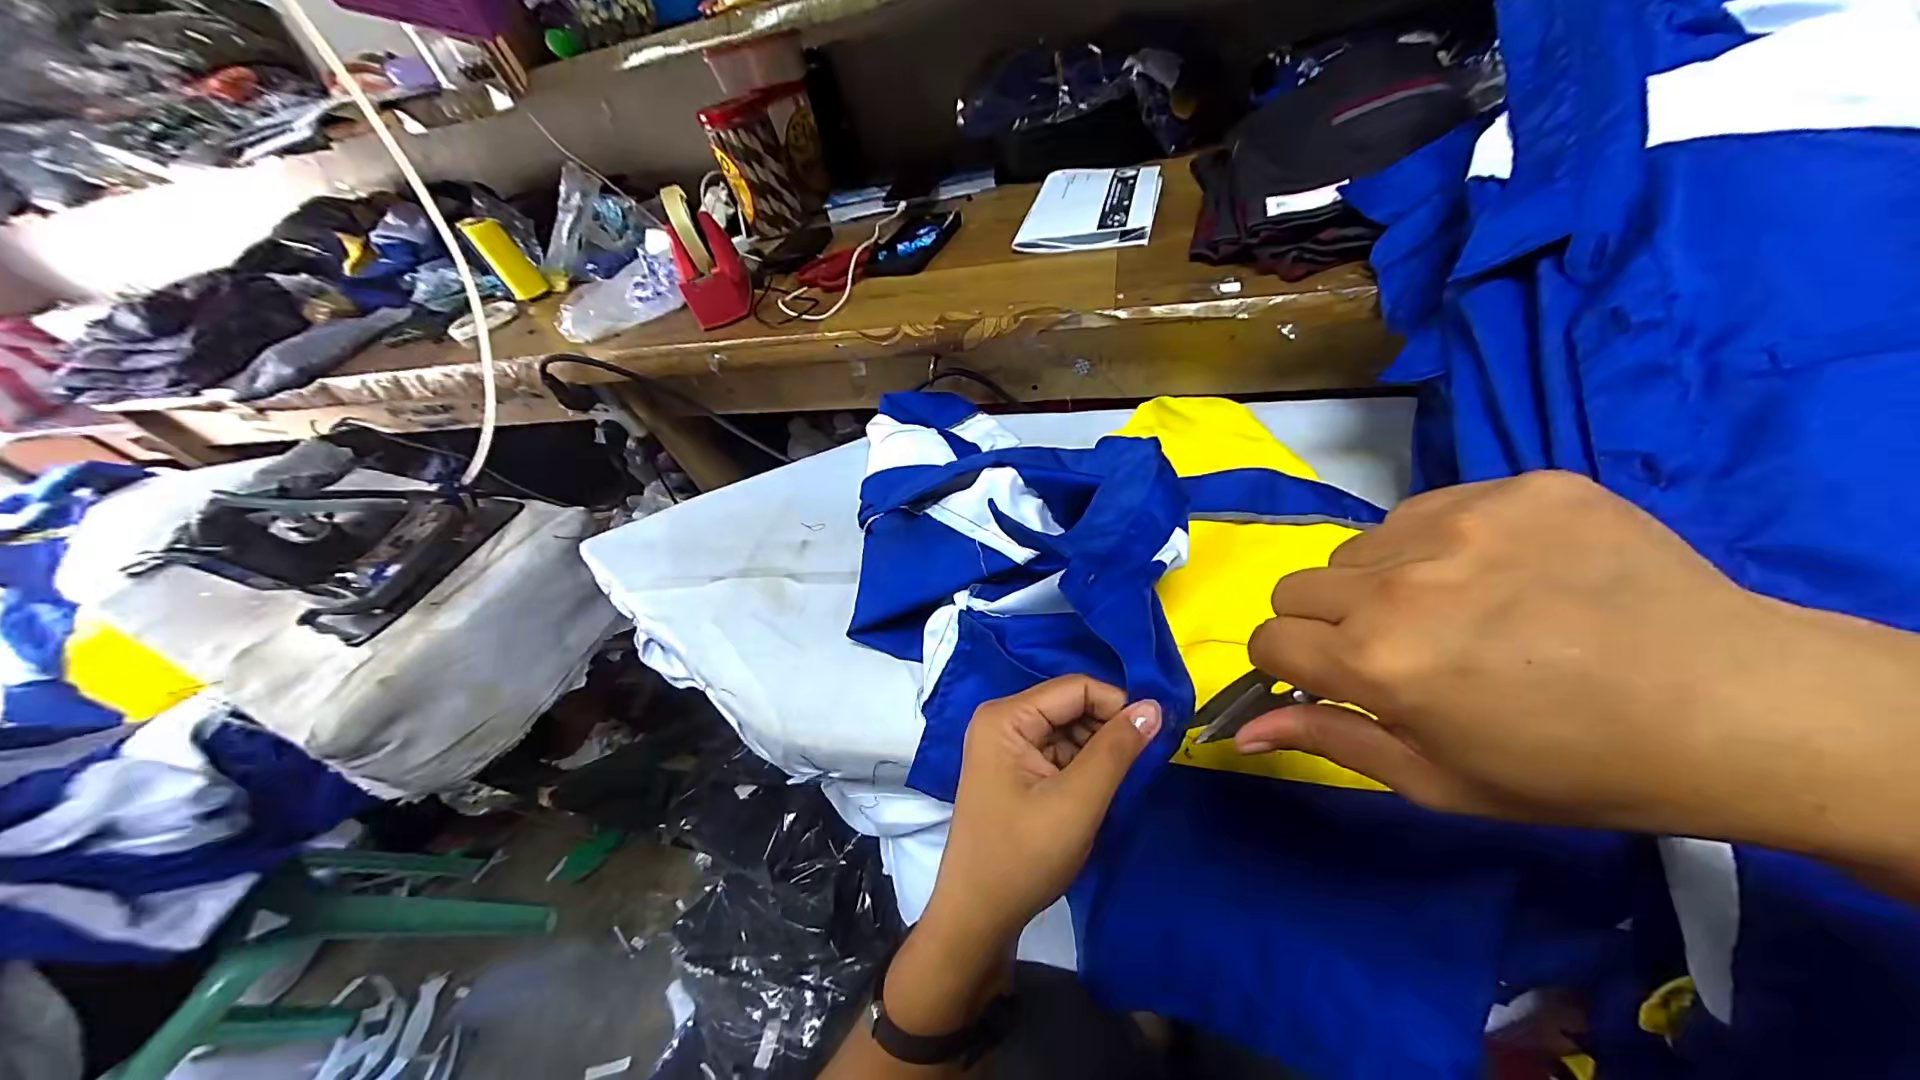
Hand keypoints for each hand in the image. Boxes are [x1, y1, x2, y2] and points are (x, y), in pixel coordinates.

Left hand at [864, 679, 1159, 1049]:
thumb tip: (1154, 707)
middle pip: (1072, 705)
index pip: (1076, 688)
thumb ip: (1117, 750)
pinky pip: (1060, 751)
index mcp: (1006, 717)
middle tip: (1146, 762)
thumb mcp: (1077, 802)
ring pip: (1070, 729)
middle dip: (1110, 728)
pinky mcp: (1015, 769)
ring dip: (1101, 749)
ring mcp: (1006, 745)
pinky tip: (1103, 790)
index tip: (1158, 734)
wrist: (978, 915)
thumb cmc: (1023, 857)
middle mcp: (1002, 720)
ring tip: (1125, 781)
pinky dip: (1086, 765)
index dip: (1119, 705)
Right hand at [1238, 470, 1919, 853]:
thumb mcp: (1441, 780)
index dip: (1288, 662)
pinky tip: (1502, 572)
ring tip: (1456, 607)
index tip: (1326, 674)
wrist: (1743, 707)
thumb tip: (1239, 730)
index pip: (1268, 638)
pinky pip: (1425, 509)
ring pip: (1357, 546)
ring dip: (1380, 580)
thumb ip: (1330, 741)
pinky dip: (1438, 543)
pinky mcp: (1514, 487)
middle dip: (1322, 620)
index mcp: (1377, 660)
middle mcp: (1399, 583)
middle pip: (1296, 585)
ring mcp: (1459, 523)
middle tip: (1392, 646)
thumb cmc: (1575, 766)